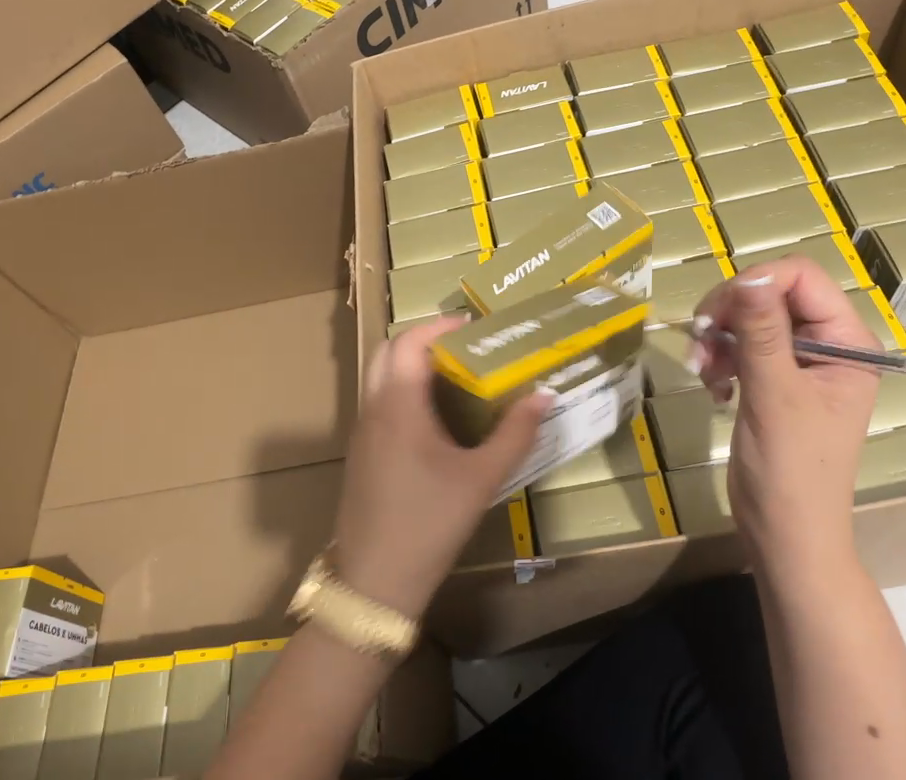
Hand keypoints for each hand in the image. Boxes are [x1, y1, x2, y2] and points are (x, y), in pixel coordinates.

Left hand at [332, 317, 551, 619]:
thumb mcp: (481, 479)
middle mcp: (373, 409)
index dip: (439, 326)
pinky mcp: (361, 454)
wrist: (374, 580)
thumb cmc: (430, 523)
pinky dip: (403, 392)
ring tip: (456, 376)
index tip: (473, 326)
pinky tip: (436, 418)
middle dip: (423, 340)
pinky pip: (379, 404)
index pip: (409, 342)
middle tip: (463, 347)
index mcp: (398, 404)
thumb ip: (514, 434)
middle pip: (387, 352)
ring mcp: (361, 432)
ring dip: (411, 366)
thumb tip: (544, 396)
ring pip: (379, 378)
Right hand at [691, 258, 879, 578]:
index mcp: (848, 343)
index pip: (802, 279)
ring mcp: (800, 364)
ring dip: (720, 339)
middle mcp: (828, 345)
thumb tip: (748, 276)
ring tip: (702, 372)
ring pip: (752, 320)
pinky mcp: (774, 382)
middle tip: (699, 342)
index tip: (715, 313)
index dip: (757, 283)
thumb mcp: (775, 396)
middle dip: (731, 314)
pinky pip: (743, 347)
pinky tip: (713, 387)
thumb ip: (762, 332)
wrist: (784, 534)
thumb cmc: (791, 470)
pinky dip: (721, 360)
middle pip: (773, 295)